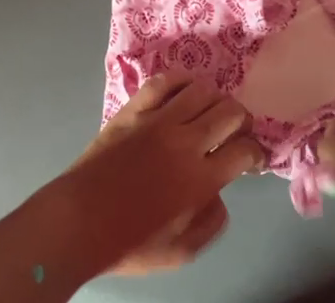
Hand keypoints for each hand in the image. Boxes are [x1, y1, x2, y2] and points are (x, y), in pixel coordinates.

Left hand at [58, 73, 264, 275]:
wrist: (77, 222)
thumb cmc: (128, 242)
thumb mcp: (180, 253)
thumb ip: (211, 223)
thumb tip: (220, 195)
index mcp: (200, 179)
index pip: (244, 150)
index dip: (256, 152)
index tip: (253, 158)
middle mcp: (185, 142)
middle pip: (230, 112)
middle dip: (243, 120)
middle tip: (238, 132)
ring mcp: (158, 120)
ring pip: (202, 91)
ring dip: (216, 99)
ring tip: (213, 112)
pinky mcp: (133, 109)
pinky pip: (165, 81)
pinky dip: (182, 81)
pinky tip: (187, 91)